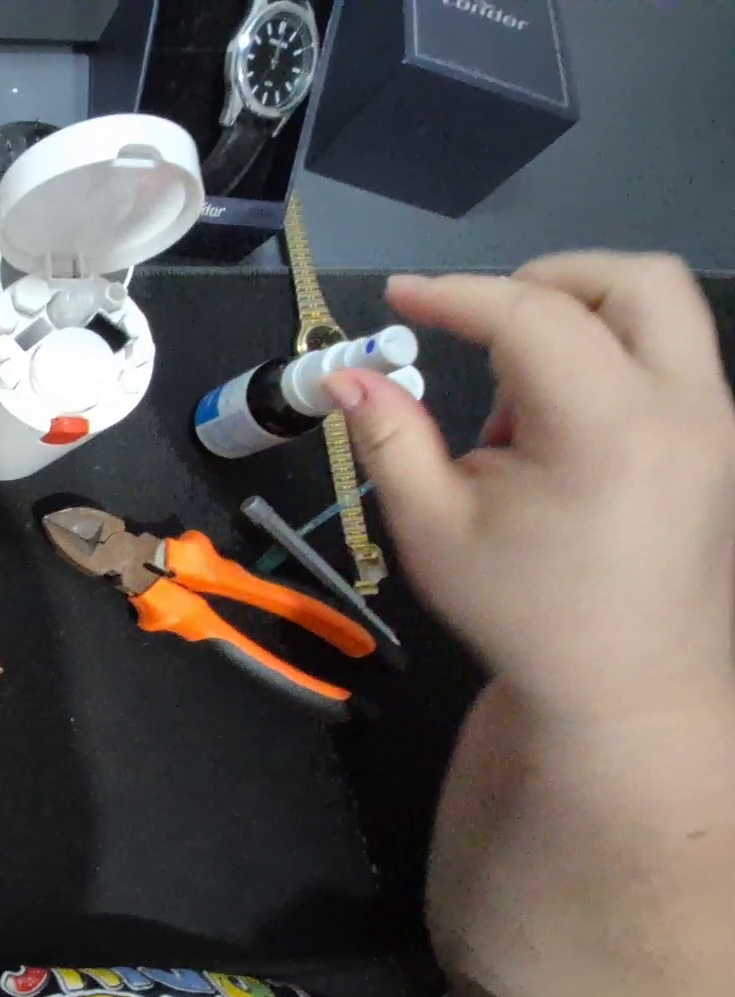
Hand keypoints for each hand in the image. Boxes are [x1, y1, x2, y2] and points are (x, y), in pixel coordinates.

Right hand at [325, 252, 734, 722]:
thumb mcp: (427, 522)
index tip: (395, 295)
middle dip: (537, 279)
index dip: (454, 294)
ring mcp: (716, 419)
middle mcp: (683, 406)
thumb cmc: (511, 600)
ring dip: (568, 319)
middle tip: (463, 317)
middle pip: (634, 281)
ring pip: (659, 312)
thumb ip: (388, 436)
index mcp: (604, 428)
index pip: (532, 317)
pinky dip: (595, 354)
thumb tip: (345, 376)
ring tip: (499, 396)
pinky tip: (541, 424)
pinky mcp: (718, 436)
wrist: (621, 671)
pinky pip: (663, 355)